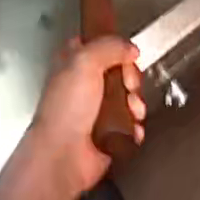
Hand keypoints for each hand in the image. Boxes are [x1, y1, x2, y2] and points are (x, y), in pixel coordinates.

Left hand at [28, 36, 146, 196]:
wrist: (64, 156)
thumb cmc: (65, 108)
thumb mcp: (86, 61)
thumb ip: (110, 45)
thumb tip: (129, 47)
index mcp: (73, 60)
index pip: (101, 43)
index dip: (117, 47)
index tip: (126, 54)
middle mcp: (83, 82)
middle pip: (120, 70)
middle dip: (131, 78)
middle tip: (129, 85)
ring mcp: (95, 108)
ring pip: (128, 96)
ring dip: (135, 103)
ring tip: (132, 110)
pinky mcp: (107, 131)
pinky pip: (130, 122)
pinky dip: (135, 125)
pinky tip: (132, 127)